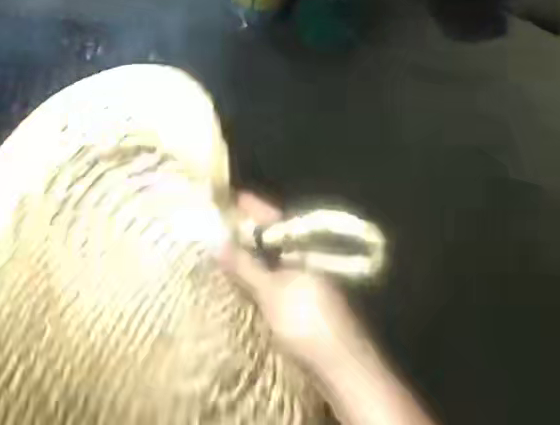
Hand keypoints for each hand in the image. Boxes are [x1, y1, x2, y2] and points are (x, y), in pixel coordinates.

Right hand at [221, 193, 370, 372]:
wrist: (341, 363)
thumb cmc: (306, 318)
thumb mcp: (270, 291)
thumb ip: (245, 266)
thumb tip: (217, 240)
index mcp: (300, 244)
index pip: (272, 217)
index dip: (252, 207)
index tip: (230, 196)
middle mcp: (306, 254)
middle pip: (275, 236)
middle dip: (250, 230)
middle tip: (221, 224)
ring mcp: (309, 277)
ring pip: (277, 257)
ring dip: (255, 254)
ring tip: (228, 250)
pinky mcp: (308, 300)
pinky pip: (279, 277)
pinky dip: (262, 274)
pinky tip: (248, 282)